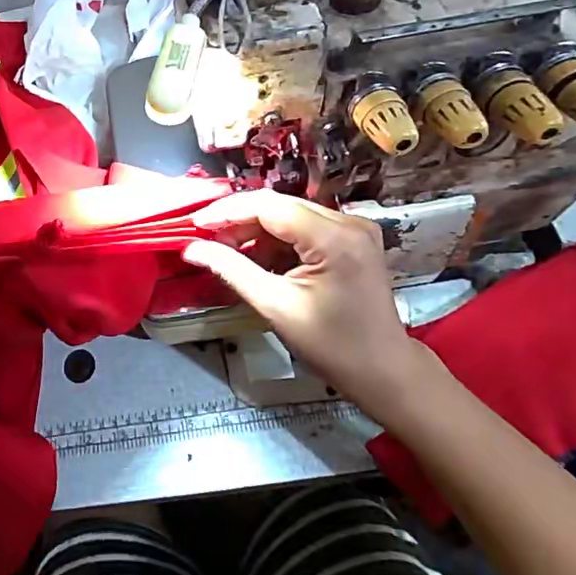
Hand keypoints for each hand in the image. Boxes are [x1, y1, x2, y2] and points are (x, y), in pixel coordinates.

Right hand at [182, 191, 428, 403]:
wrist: (382, 368)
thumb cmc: (331, 345)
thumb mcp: (275, 306)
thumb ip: (232, 270)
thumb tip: (193, 249)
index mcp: (334, 237)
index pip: (270, 206)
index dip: (229, 211)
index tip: (197, 224)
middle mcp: (349, 222)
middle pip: (281, 206)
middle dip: (240, 220)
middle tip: (207, 240)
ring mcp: (355, 228)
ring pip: (291, 215)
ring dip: (258, 230)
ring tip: (227, 250)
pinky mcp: (354, 239)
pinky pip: (306, 227)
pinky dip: (279, 240)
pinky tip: (257, 256)